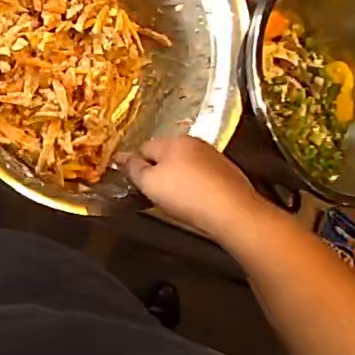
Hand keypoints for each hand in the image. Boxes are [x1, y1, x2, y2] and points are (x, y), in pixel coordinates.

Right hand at [121, 136, 271, 237]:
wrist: (232, 212)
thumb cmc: (187, 196)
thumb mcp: (149, 184)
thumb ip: (133, 168)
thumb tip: (122, 157)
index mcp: (172, 141)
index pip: (143, 147)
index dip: (136, 165)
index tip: (135, 182)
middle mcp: (194, 143)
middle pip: (166, 155)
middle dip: (158, 172)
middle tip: (155, 195)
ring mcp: (213, 156)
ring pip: (185, 166)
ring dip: (178, 180)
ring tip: (177, 202)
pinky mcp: (228, 172)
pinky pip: (203, 177)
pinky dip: (196, 188)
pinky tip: (196, 203)